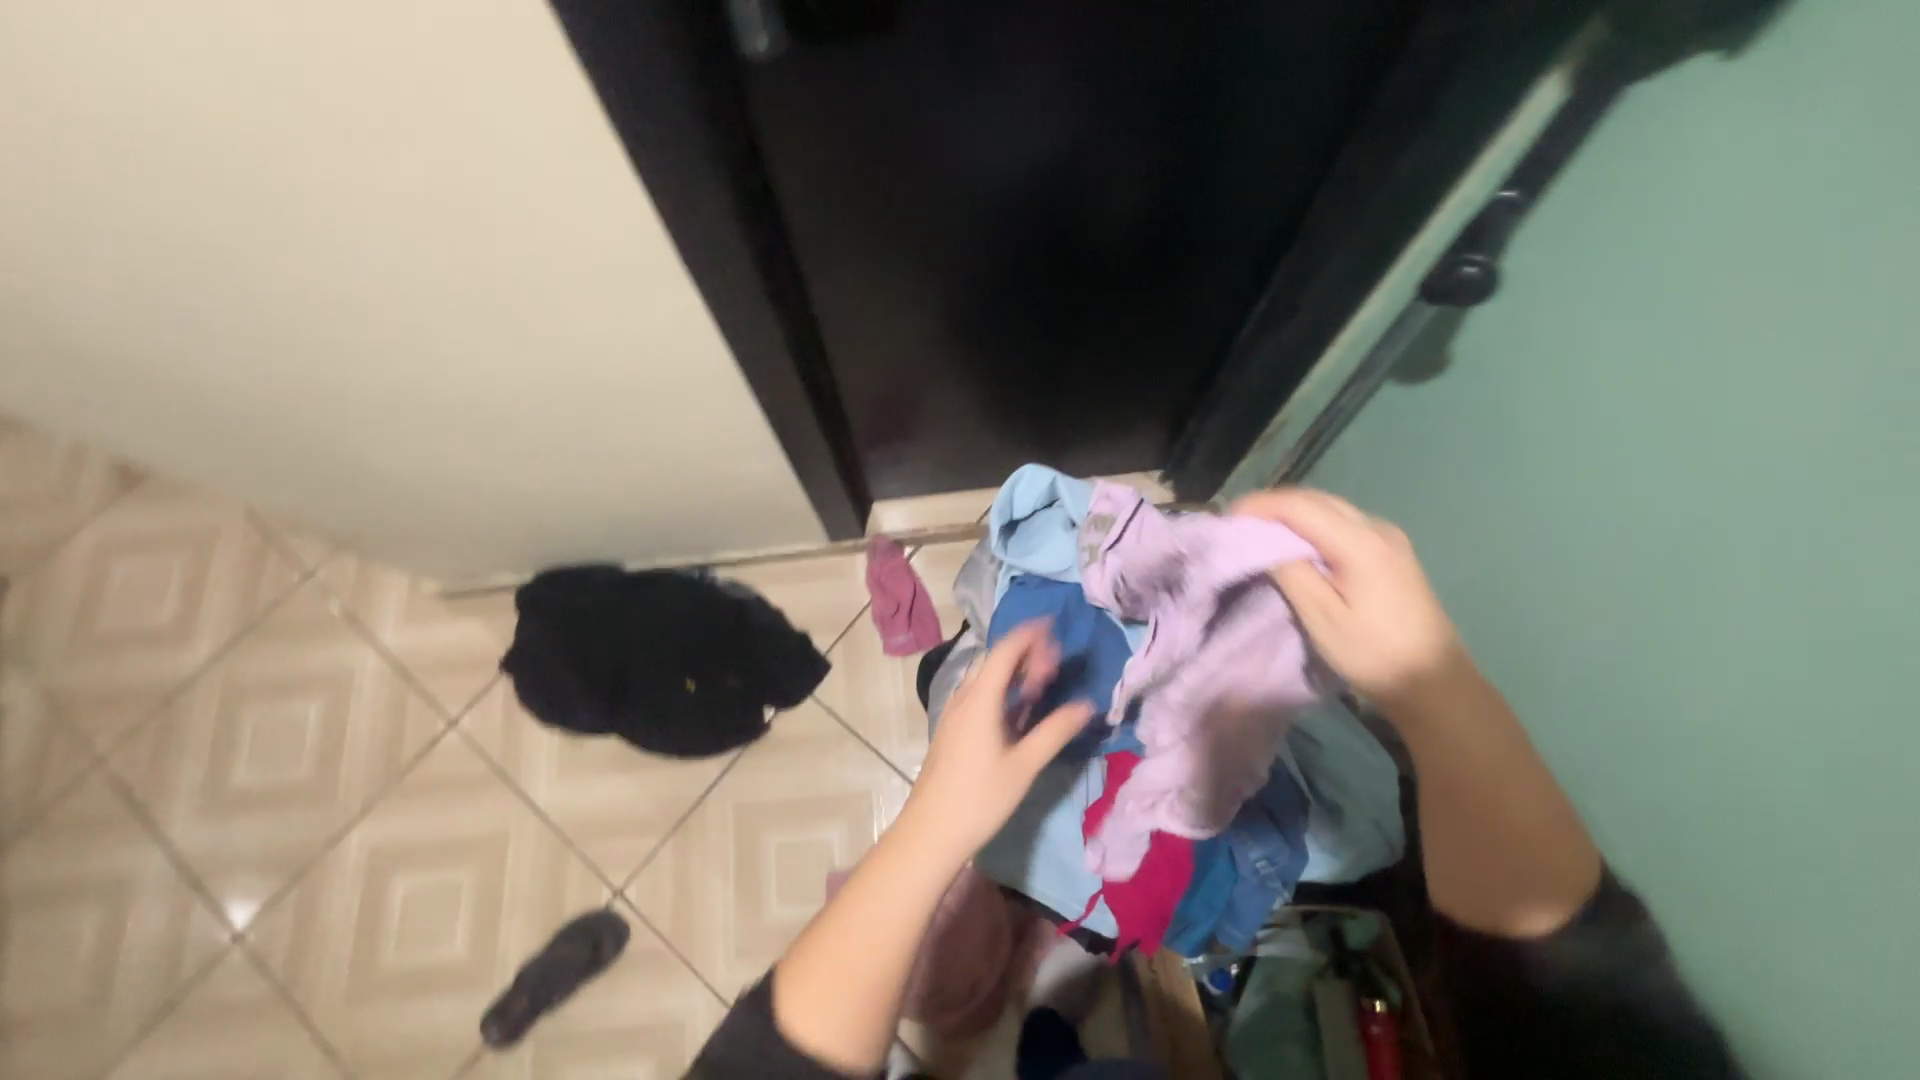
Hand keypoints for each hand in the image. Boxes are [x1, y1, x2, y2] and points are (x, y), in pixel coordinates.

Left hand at [896, 620, 1094, 862]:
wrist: (930, 832)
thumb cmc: (979, 798)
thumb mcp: (1024, 765)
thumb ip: (1055, 731)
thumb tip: (1086, 705)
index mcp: (980, 699)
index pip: (1005, 650)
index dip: (1030, 634)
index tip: (1055, 627)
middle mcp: (964, 698)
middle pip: (994, 660)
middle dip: (1025, 653)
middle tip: (1056, 665)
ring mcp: (955, 714)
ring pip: (986, 679)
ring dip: (1014, 673)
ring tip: (1042, 683)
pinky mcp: (953, 730)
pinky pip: (979, 696)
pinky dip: (1002, 691)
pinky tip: (1019, 711)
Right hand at [1231, 488, 1470, 710]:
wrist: (1434, 681)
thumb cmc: (1373, 654)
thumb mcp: (1322, 618)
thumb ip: (1291, 572)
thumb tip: (1263, 542)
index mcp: (1360, 543)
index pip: (1300, 506)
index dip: (1260, 506)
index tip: (1227, 518)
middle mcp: (1377, 529)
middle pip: (1316, 500)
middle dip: (1273, 506)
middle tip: (1237, 524)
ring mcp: (1388, 538)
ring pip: (1330, 508)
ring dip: (1292, 513)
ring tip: (1259, 531)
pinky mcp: (1391, 552)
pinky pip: (1342, 523)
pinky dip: (1311, 524)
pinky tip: (1295, 542)